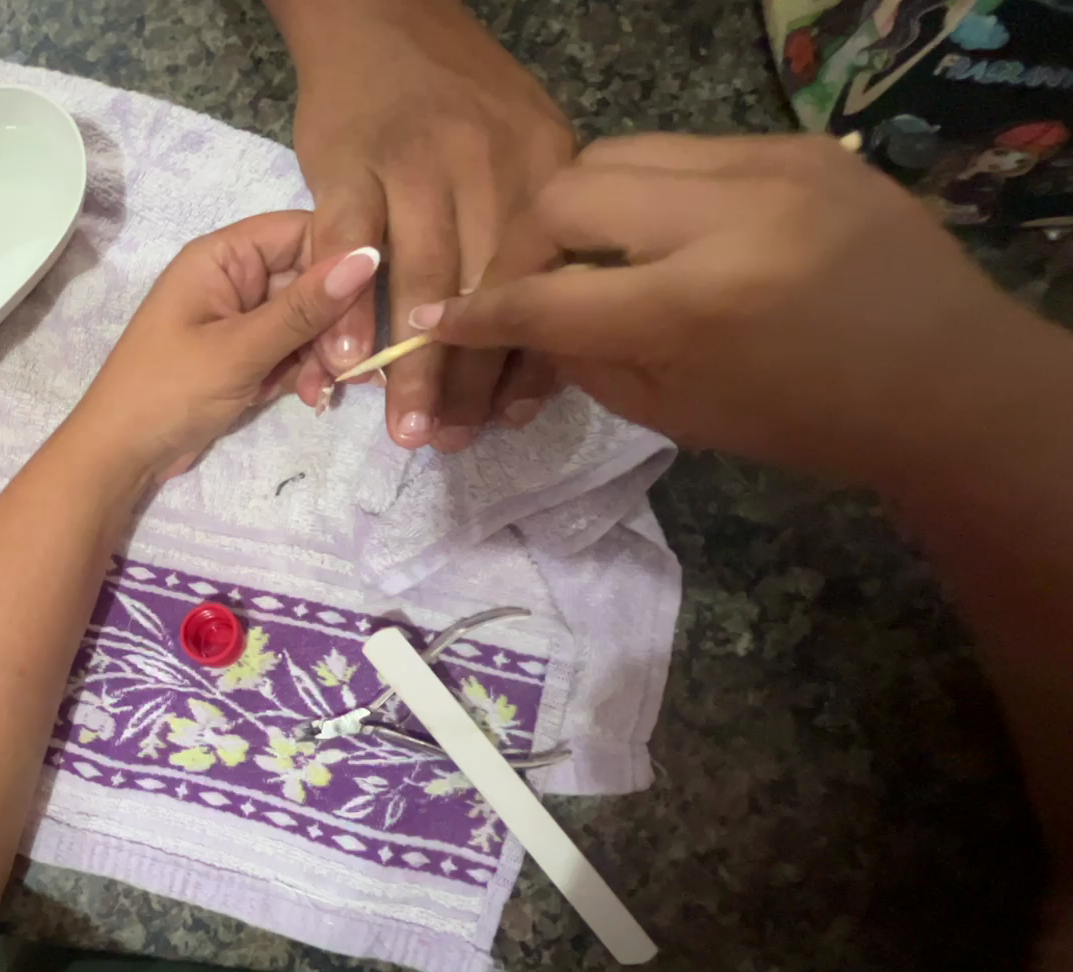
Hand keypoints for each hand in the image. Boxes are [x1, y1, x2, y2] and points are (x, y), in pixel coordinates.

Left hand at [67, 212, 377, 479]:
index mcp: (223, 257)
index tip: (370, 304)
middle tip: (351, 366)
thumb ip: (303, 308)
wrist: (122, 455)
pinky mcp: (245, 357)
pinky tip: (313, 397)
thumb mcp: (238, 350)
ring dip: (323, 355)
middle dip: (334, 324)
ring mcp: (241, 321)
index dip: (342, 261)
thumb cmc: (167, 392)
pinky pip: (291, 352)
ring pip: (307, 322)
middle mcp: (235, 279)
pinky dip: (305, 373)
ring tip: (325, 390)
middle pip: (311, 281)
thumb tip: (370, 254)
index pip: (303, 232)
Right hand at [271, 0, 574, 450]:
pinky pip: (348, 243)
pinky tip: (344, 363)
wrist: (384, 19)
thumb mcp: (519, 149)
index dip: (523, 356)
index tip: (506, 420)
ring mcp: (415, 162)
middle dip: (468, 377)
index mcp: (544, 168)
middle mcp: (489, 165)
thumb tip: (525, 338)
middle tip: (451, 442)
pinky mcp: (350, 163)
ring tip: (406, 427)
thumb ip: (523, 232)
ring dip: (412, 362)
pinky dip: (344, 305)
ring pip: (421, 277)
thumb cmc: (453, 102)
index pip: (539, 280)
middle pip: (484, 289)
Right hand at [410, 134, 1049, 484]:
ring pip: (610, 155)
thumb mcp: (660, 406)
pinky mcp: (793, 147)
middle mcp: (732, 216)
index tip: (433, 321)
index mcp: (696, 305)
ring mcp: (772, 166)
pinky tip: (633, 237)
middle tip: (510, 288)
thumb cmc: (792, 419)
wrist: (944, 381)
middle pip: (564, 196)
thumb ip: (574, 351)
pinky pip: (670, 154)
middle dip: (516, 247)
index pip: (544, 296)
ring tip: (566, 258)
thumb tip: (507, 319)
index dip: (477, 313)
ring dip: (566, 212)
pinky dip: (628, 196)